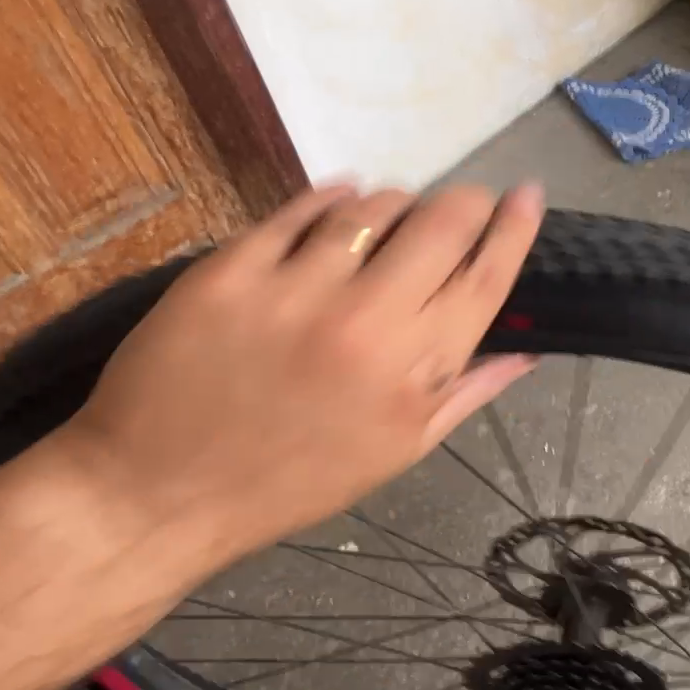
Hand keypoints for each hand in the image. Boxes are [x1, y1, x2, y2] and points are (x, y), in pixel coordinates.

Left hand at [55, 183, 545, 559]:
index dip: (516, 228)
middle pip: (443, 227)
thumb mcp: (404, 447)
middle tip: (469, 200)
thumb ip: (471, 390)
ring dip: (401, 202)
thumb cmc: (301, 478)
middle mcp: (366, 318)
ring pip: (375, 208)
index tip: (529, 194)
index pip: (487, 276)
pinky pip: (297, 211)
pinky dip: (331, 198)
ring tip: (398, 212)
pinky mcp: (228, 273)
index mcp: (415, 366)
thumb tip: (530, 351)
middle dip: (469, 202)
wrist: (160, 495)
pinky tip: (342, 200)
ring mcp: (294, 290)